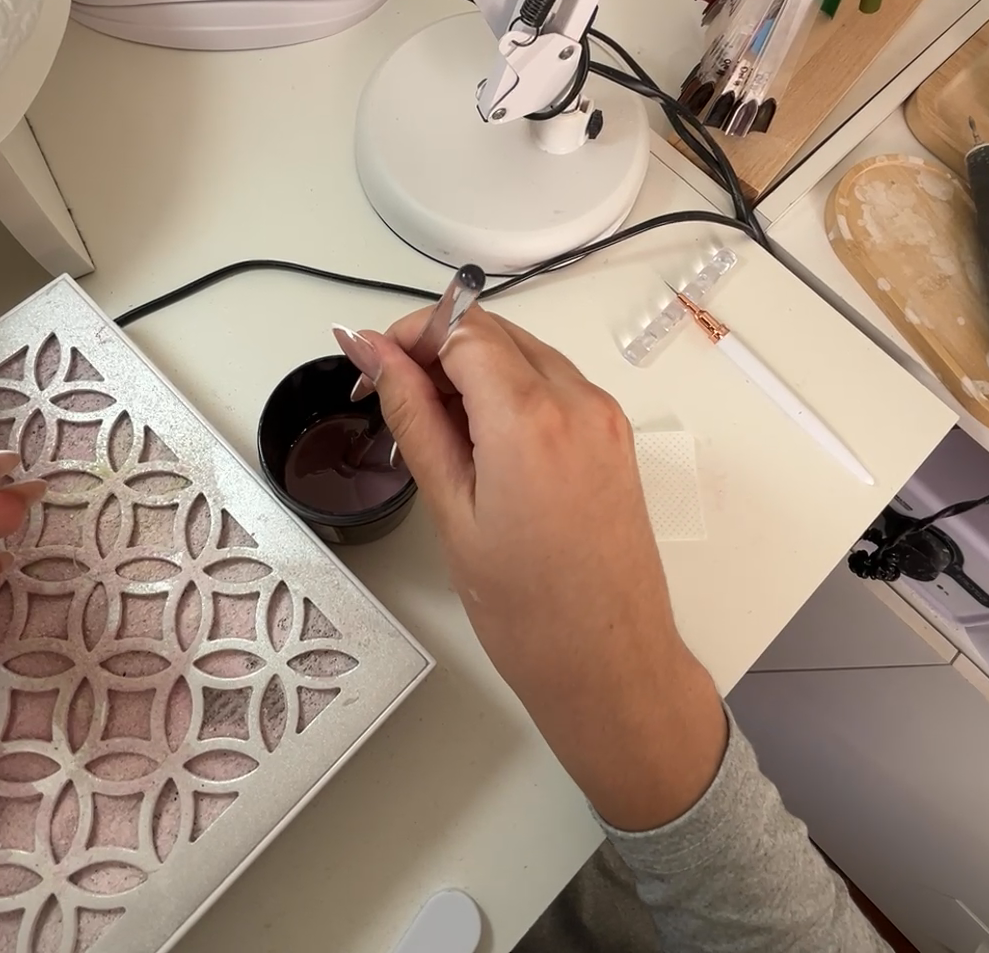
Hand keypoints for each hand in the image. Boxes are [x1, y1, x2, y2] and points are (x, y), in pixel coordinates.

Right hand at [336, 309, 726, 830]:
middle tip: (396, 396)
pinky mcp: (614, 434)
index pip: (461, 328)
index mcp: (530, 417)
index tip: (374, 366)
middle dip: (437, 348)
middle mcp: (578, 400)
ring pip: (525, 353)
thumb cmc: (524, 607)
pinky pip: (553, 383)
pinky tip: (483, 438)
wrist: (608, 661)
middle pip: (495, 331)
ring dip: (473, 369)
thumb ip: (413, 415)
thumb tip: (373, 355)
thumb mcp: (451, 507)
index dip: (409, 336)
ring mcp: (604, 415)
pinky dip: (510, 390)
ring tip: (437, 428)